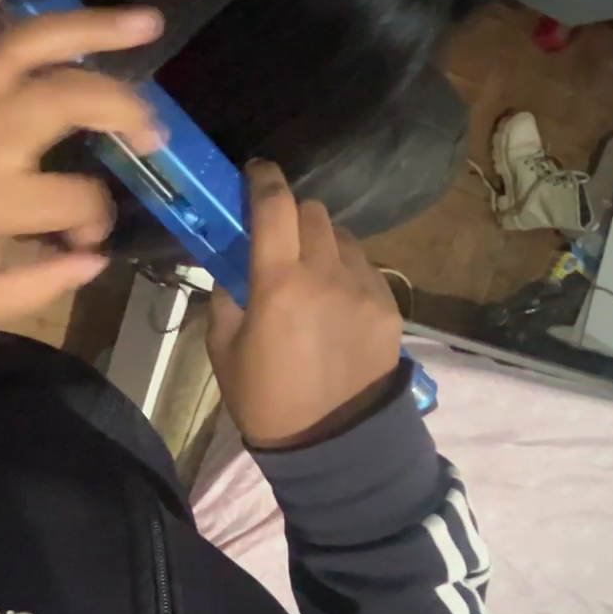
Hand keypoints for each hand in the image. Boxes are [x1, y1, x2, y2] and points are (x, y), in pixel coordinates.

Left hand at [0, 0, 163, 330]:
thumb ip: (43, 286)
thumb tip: (95, 253)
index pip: (76, 199)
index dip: (94, 219)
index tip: (87, 234)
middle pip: (69, 101)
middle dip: (121, 110)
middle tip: (151, 129)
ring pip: (28, 42)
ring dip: (90, 26)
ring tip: (144, 21)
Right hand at [207, 160, 403, 448]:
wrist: (332, 442)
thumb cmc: (264, 398)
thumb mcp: (223, 349)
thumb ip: (227, 299)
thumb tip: (233, 271)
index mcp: (278, 283)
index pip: (275, 207)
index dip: (264, 180)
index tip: (256, 171)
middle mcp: (326, 273)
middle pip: (314, 212)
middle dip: (292, 213)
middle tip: (277, 236)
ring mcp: (364, 287)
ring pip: (342, 237)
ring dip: (320, 240)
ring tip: (308, 271)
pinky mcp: (388, 306)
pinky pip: (365, 267)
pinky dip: (344, 269)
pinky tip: (333, 299)